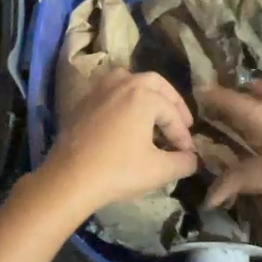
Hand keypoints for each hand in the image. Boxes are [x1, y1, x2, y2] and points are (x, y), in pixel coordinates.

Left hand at [39, 70, 198, 214]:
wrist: (69, 179)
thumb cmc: (118, 171)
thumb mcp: (159, 170)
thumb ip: (183, 162)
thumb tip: (192, 158)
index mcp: (143, 95)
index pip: (172, 113)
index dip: (183, 134)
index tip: (186, 152)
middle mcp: (122, 83)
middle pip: (154, 84)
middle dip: (171, 103)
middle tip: (181, 122)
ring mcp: (99, 90)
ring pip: (129, 81)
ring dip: (146, 94)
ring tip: (153, 113)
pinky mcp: (82, 102)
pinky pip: (110, 92)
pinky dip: (123, 100)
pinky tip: (125, 119)